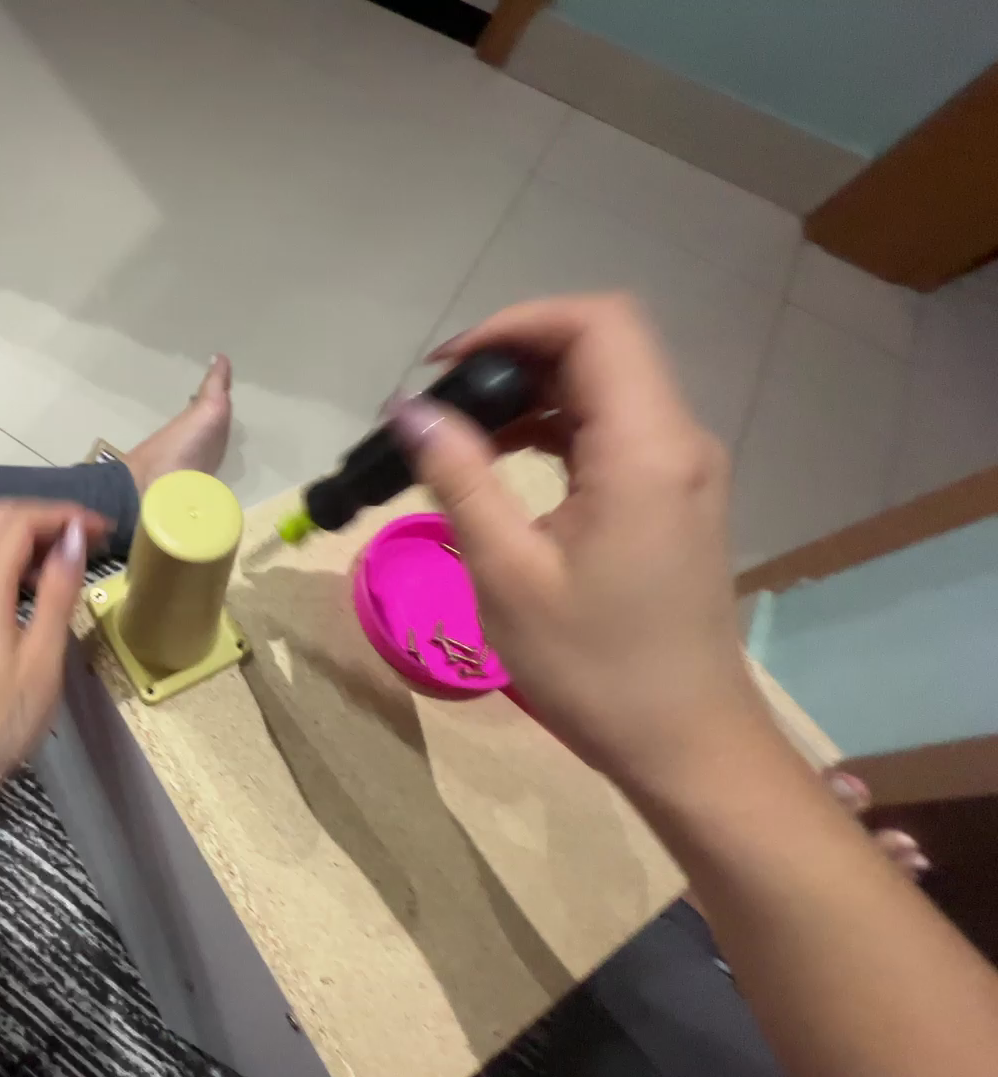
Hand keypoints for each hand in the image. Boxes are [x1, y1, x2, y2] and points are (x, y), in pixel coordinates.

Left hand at [0, 500, 107, 796]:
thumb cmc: (4, 717)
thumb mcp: (43, 658)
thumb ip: (59, 593)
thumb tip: (76, 540)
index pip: (19, 521)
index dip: (63, 515)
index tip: (103, 529)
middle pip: (2, 519)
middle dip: (49, 518)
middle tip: (92, 538)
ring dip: (36, 537)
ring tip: (77, 559)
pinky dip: (21, 559)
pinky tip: (47, 586)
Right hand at [396, 294, 773, 792]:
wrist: (680, 738)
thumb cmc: (589, 662)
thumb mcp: (505, 570)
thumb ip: (458, 478)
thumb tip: (408, 410)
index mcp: (644, 451)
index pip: (596, 327)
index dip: (515, 324)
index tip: (444, 368)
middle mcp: (675, 441)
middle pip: (599, 347)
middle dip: (511, 356)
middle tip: (437, 403)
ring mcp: (676, 468)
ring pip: (601, 386)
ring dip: (524, 393)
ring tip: (453, 433)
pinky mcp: (665, 494)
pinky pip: (604, 429)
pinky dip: (546, 427)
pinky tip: (497, 462)